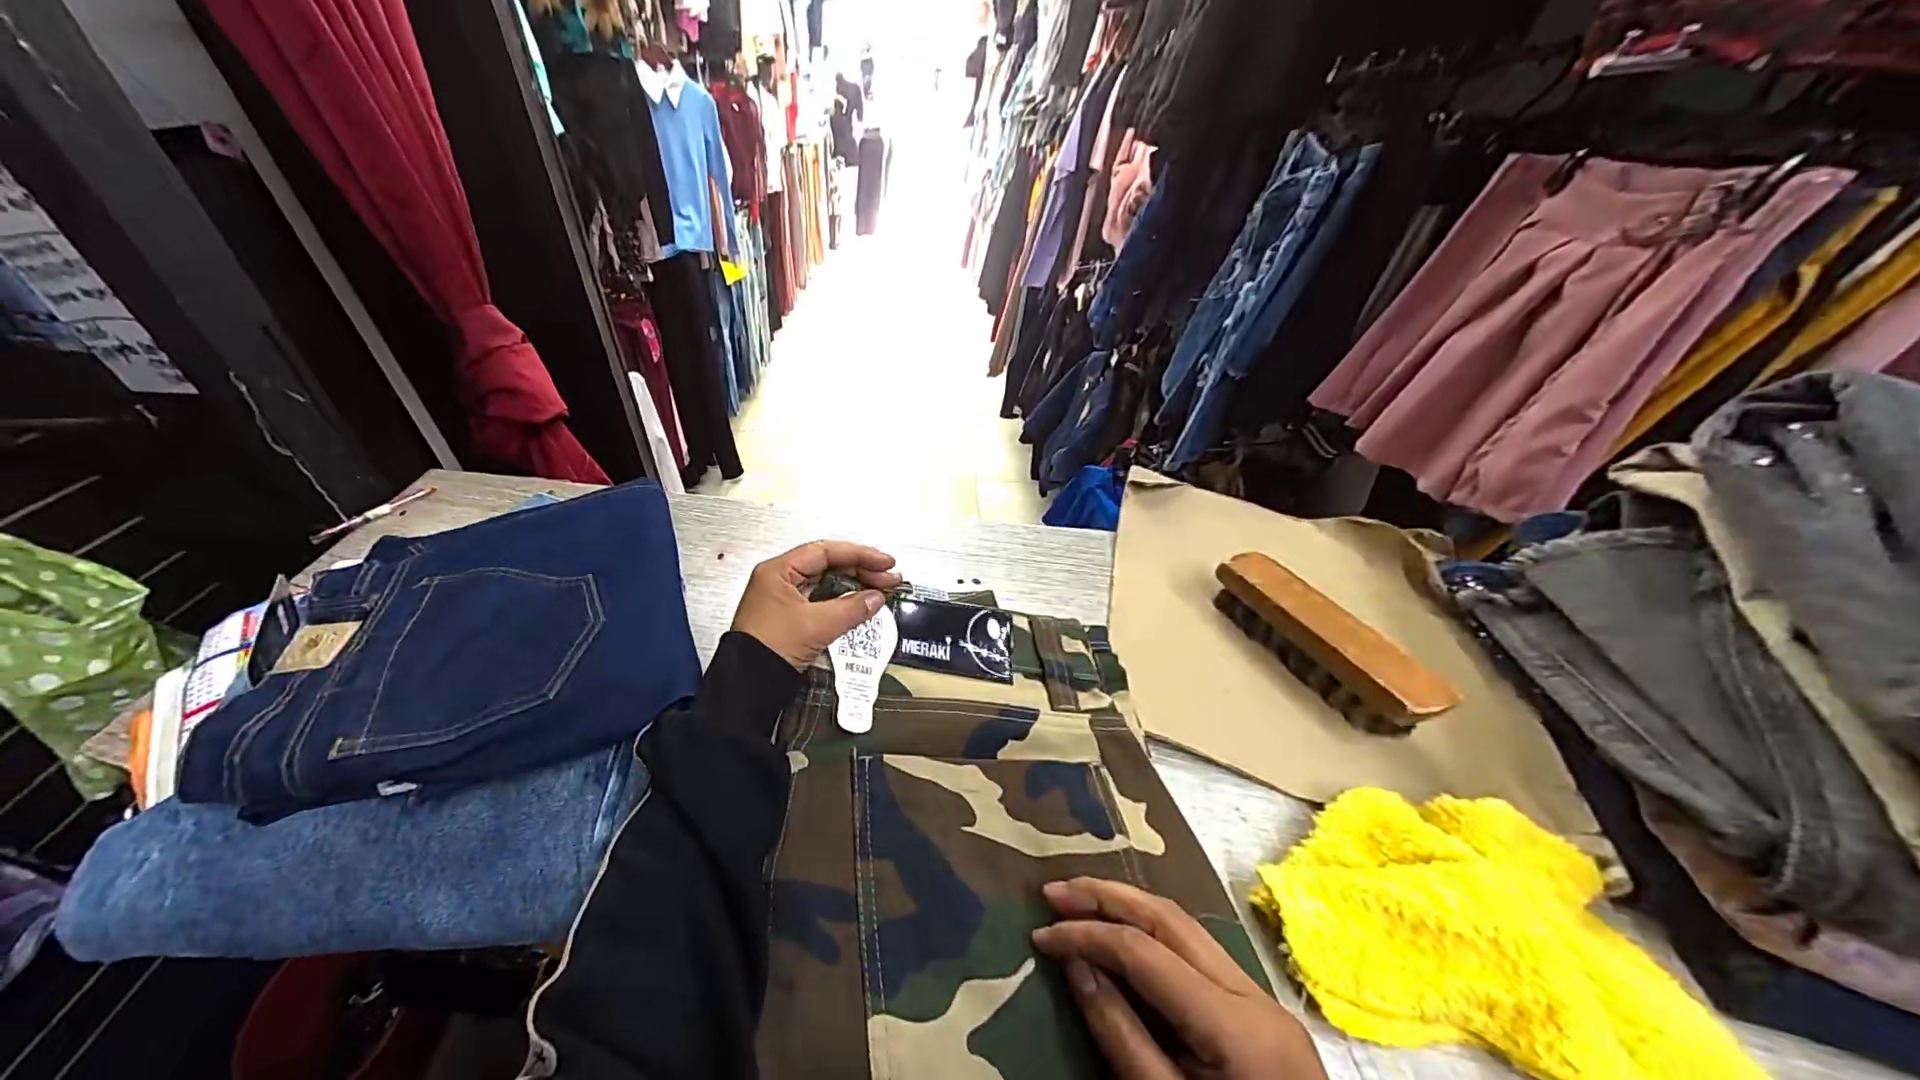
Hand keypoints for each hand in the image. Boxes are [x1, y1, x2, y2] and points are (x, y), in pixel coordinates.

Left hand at [730, 540, 902, 669]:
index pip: (826, 551)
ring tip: (881, 592)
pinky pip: (823, 602)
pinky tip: (861, 607)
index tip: (884, 562)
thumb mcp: (816, 625)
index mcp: (778, 571)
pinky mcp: (791, 618)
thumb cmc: (768, 649)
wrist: (747, 686)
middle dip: (862, 571)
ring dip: (855, 587)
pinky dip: (844, 603)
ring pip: (827, 584)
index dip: (860, 554)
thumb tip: (875, 598)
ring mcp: (785, 600)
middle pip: (828, 565)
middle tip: (889, 578)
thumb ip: (851, 608)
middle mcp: (780, 580)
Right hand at [1031, 878, 1326, 1079]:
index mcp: (1234, 1029)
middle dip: (1106, 897)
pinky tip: (1122, 929)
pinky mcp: (1260, 1007)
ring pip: (1186, 926)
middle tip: (1054, 892)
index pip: (1145, 952)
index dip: (1087, 935)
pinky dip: (1152, 931)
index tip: (1041, 936)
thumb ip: (1120, 1036)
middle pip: (1169, 919)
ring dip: (1128, 905)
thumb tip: (1076, 965)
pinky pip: (1197, 951)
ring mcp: (1262, 998)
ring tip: (1079, 899)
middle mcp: (1253, 996)